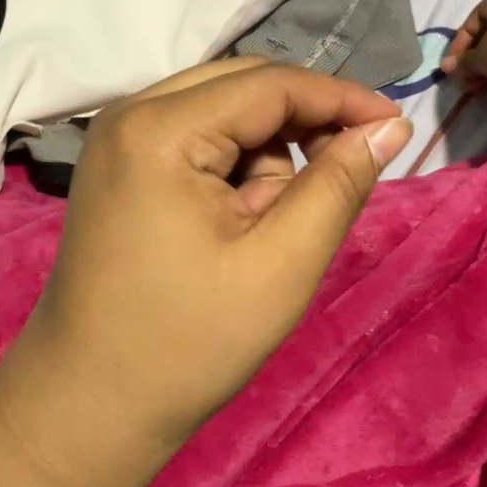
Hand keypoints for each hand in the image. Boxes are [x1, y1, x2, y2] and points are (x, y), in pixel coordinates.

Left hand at [29, 60, 413, 446]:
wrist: (90, 402)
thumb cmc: (188, 342)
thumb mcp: (280, 266)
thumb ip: (338, 185)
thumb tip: (389, 125)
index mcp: (159, 129)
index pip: (268, 85)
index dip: (339, 98)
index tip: (396, 125)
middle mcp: (130, 111)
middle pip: (242, 86)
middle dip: (300, 125)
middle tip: (343, 176)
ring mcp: (117, 133)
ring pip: (222, 108)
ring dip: (264, 152)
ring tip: (262, 228)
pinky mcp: (119, 158)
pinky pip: (195, 132)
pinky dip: (232, 163)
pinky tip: (233, 220)